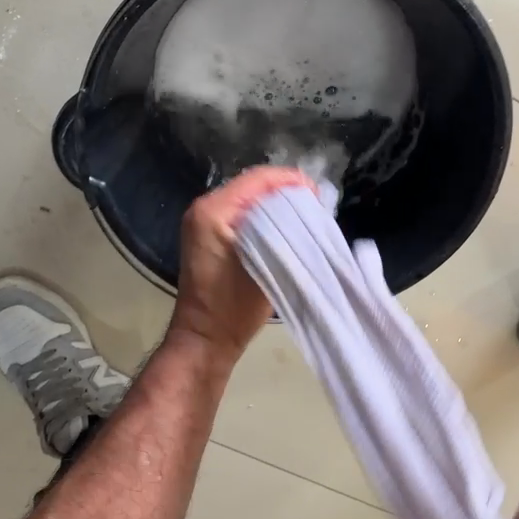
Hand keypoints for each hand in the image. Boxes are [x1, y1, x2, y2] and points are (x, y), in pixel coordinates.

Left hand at [167, 166, 312, 360]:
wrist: (204, 338)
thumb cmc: (234, 307)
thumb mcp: (266, 265)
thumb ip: (282, 231)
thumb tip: (304, 211)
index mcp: (213, 211)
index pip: (257, 179)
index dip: (290, 180)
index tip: (316, 192)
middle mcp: (203, 208)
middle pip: (250, 184)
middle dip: (283, 189)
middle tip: (313, 201)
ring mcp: (202, 220)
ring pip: (245, 196)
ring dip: (273, 200)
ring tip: (303, 210)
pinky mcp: (206, 233)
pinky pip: (238, 211)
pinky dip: (261, 213)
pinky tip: (282, 224)